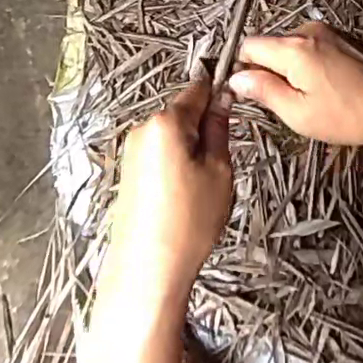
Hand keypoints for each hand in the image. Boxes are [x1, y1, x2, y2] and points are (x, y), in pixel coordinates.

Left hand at [107, 76, 234, 292]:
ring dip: (190, 147)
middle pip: (183, 112)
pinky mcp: (128, 172)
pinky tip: (184, 194)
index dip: (220, 93)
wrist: (147, 273)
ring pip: (172, 134)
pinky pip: (159, 154)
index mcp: (165, 123)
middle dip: (204, 126)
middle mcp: (143, 131)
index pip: (198, 89)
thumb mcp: (218, 169)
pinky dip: (175, 164)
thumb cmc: (185, 225)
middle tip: (222, 158)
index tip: (234, 103)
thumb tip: (223, 99)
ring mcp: (132, 152)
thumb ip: (219, 128)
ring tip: (202, 184)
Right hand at [228, 22, 362, 145]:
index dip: (245, 68)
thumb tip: (238, 79)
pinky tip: (329, 87)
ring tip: (314, 97)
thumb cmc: (351, 113)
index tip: (251, 89)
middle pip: (271, 46)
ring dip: (293, 69)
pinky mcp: (343, 38)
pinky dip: (312, 64)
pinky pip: (313, 47)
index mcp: (293, 49)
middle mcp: (309, 31)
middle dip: (271, 71)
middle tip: (288, 101)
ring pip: (293, 47)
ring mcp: (328, 32)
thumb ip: (264, 91)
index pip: (249, 46)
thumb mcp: (298, 113)